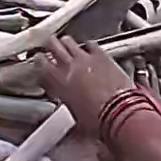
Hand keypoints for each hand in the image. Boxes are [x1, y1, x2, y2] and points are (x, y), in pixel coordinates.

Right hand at [41, 36, 160, 149]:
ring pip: (68, 41)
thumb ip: (64, 98)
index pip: (40, 62)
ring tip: (68, 45)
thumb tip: (65, 98)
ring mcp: (85, 58)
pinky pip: (91, 44)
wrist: (120, 114)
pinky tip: (91, 49)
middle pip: (52, 45)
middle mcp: (68, 66)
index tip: (40, 60)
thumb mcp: (73, 112)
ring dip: (67, 43)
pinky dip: (89, 46)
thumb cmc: (98, 120)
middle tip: (52, 47)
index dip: (39, 60)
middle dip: (51, 45)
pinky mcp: (102, 55)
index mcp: (57, 81)